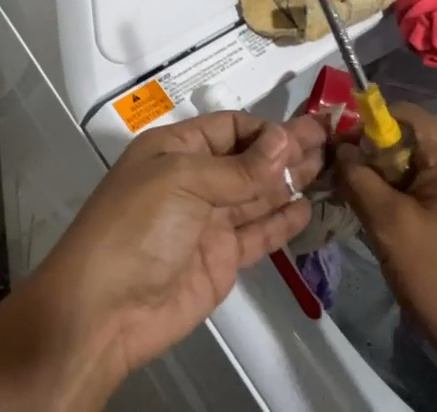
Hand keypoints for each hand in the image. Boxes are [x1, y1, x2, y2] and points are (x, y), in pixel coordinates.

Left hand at [40, 110, 329, 374]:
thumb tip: (283, 139)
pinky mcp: (221, 258)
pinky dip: (282, 220)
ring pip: (258, 193)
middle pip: (248, 158)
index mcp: (174, 149)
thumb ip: (237, 167)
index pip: (230, 128)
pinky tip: (306, 206)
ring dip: (291, 179)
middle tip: (331, 137)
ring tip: (330, 164)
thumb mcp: (181, 181)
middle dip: (287, 148)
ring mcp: (208, 220)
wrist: (106, 309)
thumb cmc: (135, 228)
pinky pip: (258, 232)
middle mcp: (193, 179)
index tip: (305, 129)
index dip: (266, 129)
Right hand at [335, 103, 436, 410]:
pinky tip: (413, 235)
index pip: (405, 115)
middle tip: (356, 192)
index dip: (366, 128)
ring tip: (381, 218)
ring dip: (401, 182)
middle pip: (421, 140)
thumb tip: (342, 147)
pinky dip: (425, 199)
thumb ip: (358, 177)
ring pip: (435, 168)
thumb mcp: (389, 228)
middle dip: (382, 159)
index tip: (340, 158)